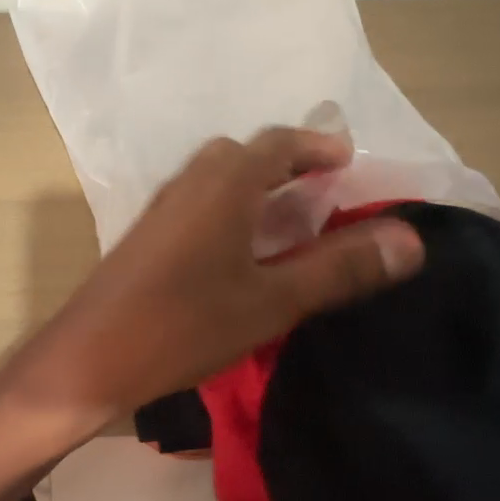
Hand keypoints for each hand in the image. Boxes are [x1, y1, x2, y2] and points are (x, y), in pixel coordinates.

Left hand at [0, 126, 425, 435]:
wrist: (89, 357)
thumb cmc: (184, 325)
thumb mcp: (272, 301)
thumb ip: (338, 268)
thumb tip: (410, 239)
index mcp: (223, 185)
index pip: (276, 143)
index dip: (315, 146)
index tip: (347, 161)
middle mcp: (189, 183)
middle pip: (243, 154)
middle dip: (285, 164)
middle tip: (321, 192)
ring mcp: (161, 208)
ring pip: (216, 179)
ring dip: (255, 188)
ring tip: (289, 222)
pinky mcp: (146, 236)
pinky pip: (198, 203)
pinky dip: (229, 209)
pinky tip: (240, 253)